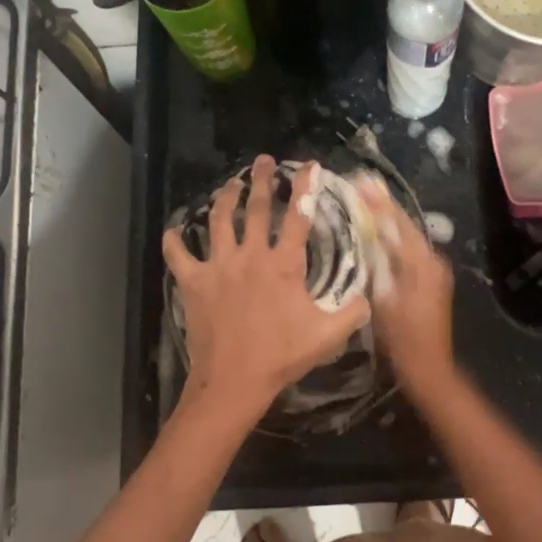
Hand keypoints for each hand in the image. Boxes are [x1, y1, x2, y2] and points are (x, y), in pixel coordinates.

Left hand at [163, 155, 371, 422]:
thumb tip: (368, 295)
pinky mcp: (194, 282)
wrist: (234, 381)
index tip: (309, 165)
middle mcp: (250, 256)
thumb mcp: (328, 335)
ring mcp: (219, 266)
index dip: (306, 188)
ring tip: (231, 184)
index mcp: (284, 264)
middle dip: (262, 180)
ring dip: (225, 198)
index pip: (299, 216)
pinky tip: (173, 230)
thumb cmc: (282, 356)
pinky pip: (179, 255)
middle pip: (256, 208)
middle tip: (264, 160)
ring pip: (219, 221)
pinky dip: (174, 240)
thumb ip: (353, 311)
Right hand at [355, 174, 455, 387]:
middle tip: (362, 182)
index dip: (379, 201)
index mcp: (422, 262)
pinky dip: (392, 238)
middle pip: (404, 226)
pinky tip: (376, 231)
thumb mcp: (384, 298)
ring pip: (406, 237)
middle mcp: (432, 260)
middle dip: (383, 205)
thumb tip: (368, 231)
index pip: (398, 223)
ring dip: (387, 219)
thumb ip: (378, 263)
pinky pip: (408, 250)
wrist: (428, 367)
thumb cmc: (402, 338)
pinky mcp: (429, 279)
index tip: (362, 180)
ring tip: (365, 199)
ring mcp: (433, 270)